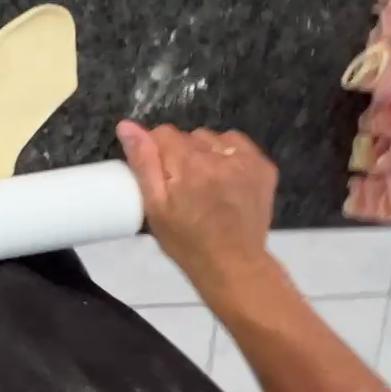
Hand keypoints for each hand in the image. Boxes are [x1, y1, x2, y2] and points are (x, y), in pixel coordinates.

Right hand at [116, 120, 278, 291]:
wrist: (234, 265)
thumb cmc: (186, 241)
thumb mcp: (155, 206)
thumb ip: (143, 162)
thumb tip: (126, 125)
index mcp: (189, 164)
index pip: (163, 133)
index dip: (156, 152)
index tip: (160, 176)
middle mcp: (219, 155)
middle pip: (188, 136)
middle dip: (180, 155)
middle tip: (182, 186)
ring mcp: (246, 160)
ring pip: (212, 139)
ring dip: (204, 153)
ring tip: (205, 183)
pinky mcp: (264, 167)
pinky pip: (238, 144)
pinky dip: (228, 154)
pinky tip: (225, 177)